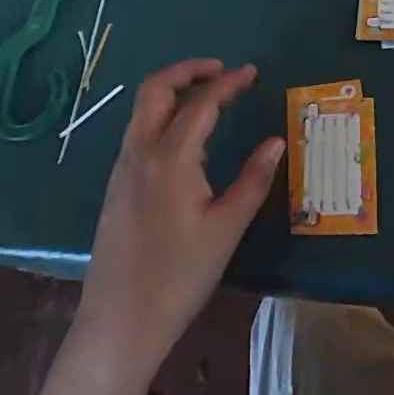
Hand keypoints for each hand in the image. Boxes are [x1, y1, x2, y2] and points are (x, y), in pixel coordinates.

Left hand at [74, 58, 283, 386]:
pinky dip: (163, 115)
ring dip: (174, 90)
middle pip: (155, 89)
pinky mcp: (117, 186)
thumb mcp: (227, 228)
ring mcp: (122, 169)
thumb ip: (253, 179)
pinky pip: (139, 131)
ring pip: (143, 109)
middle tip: (222, 71)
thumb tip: (276, 141)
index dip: (228, 83)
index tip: (252, 73)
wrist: (119, 324)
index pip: (200, 103)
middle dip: (188, 70)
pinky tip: (187, 137)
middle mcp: (139, 154)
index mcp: (169, 160)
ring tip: (210, 97)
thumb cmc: (179, 277)